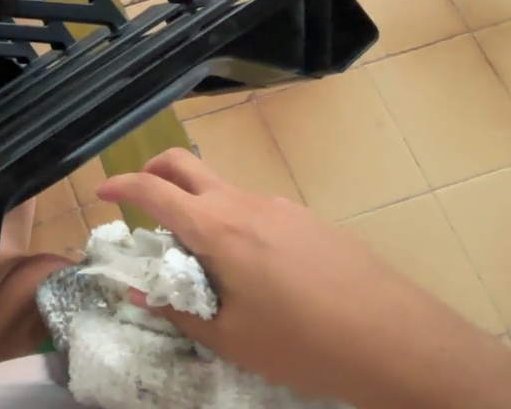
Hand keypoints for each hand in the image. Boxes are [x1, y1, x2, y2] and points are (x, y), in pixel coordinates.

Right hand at [99, 148, 510, 408]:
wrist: (409, 347)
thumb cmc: (309, 346)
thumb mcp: (235, 341)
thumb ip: (181, 313)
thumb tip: (142, 296)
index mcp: (215, 230)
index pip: (151, 190)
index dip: (119, 185)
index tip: (101, 193)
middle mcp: (241, 204)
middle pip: (183, 163)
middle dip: (152, 170)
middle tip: (141, 197)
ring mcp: (280, 207)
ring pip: (222, 189)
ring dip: (199, 205)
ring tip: (209, 259)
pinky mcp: (311, 221)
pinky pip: (258, 210)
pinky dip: (237, 224)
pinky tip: (263, 274)